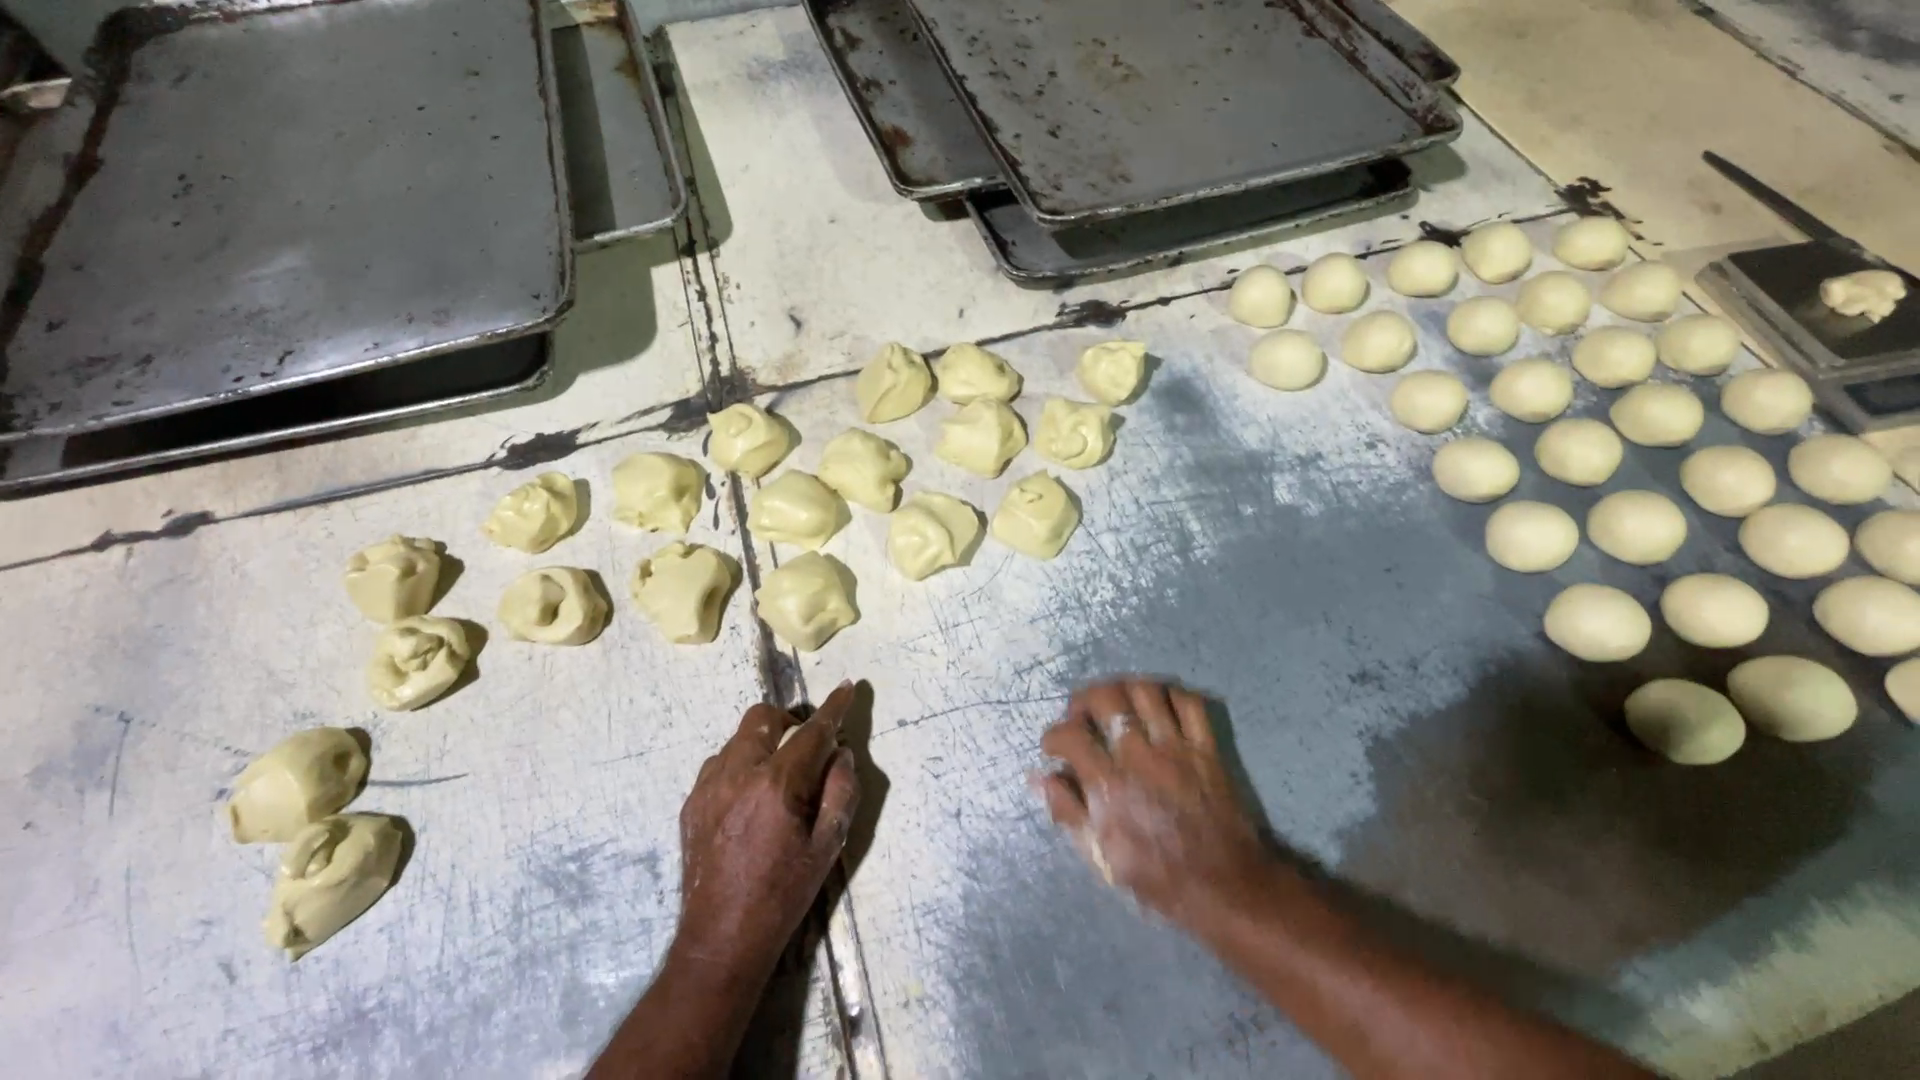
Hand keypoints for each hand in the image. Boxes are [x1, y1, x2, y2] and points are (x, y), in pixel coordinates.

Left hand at [673, 683, 860, 974]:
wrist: (722, 936)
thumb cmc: (784, 893)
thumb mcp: (828, 847)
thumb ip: (841, 791)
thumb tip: (840, 753)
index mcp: (777, 785)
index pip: (811, 731)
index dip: (833, 708)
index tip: (847, 688)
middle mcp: (738, 774)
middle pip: (763, 718)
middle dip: (790, 719)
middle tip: (807, 742)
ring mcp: (708, 787)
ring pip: (738, 740)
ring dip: (763, 744)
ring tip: (779, 777)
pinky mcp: (691, 804)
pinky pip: (719, 765)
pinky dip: (741, 765)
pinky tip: (751, 798)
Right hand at [1036, 679, 1275, 926]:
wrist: (1223, 885)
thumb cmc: (1157, 877)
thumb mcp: (1100, 857)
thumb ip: (1068, 812)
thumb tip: (1040, 777)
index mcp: (1109, 785)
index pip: (1069, 736)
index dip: (1053, 737)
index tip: (1054, 749)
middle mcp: (1140, 756)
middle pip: (1106, 697)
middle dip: (1084, 699)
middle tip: (1081, 716)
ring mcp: (1177, 747)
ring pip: (1146, 690)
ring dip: (1123, 689)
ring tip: (1116, 705)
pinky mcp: (1207, 748)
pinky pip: (1189, 702)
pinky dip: (1170, 696)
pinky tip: (1158, 708)